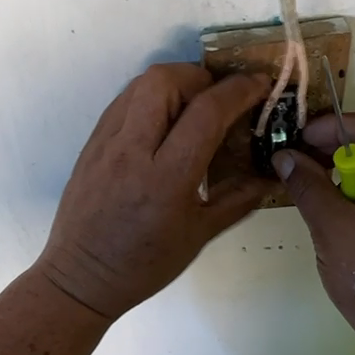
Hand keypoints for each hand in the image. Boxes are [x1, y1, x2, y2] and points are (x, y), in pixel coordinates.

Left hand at [37, 64, 272, 320]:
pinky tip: (165, 121)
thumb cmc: (144, 264)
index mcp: (165, 179)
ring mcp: (106, 142)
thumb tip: (273, 172)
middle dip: (201, 77)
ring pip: (140, 84)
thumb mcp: (200, 235)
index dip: (239, 90)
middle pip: (165, 81)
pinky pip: (124, 101)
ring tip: (193, 106)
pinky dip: (150, 98)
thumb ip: (240, 197)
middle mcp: (132, 151)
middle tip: (219, 98)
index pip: (205, 113)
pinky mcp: (91, 142)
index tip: (260, 85)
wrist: (81, 278)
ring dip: (175, 83)